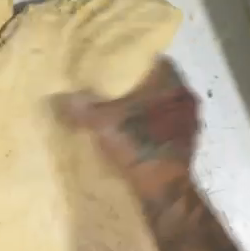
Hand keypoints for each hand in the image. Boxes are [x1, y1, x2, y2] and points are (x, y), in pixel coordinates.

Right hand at [54, 57, 200, 190]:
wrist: (165, 189)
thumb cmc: (139, 146)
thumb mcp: (102, 125)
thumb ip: (82, 108)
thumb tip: (59, 97)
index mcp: (171, 84)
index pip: (155, 61)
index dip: (134, 62)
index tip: (115, 67)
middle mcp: (186, 98)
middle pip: (160, 84)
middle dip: (138, 87)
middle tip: (112, 91)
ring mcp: (190, 123)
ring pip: (164, 106)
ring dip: (146, 109)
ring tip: (121, 114)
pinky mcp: (188, 145)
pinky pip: (167, 127)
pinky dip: (151, 128)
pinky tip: (134, 136)